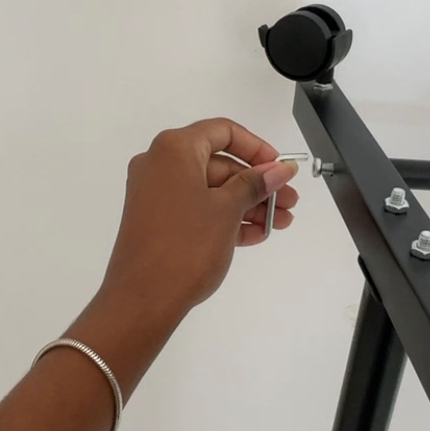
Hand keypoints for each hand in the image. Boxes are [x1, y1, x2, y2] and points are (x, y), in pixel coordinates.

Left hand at [93, 119, 298, 322]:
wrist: (142, 298)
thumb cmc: (184, 248)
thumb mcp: (228, 210)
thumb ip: (256, 184)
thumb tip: (279, 169)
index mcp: (174, 149)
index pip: (223, 132)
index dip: (256, 148)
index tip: (278, 168)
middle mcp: (159, 164)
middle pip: (218, 163)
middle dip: (256, 184)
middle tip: (287, 203)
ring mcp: (154, 193)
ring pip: (210, 189)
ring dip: (246, 204)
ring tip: (277, 223)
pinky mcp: (155, 219)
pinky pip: (196, 208)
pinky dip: (224, 217)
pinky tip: (253, 235)